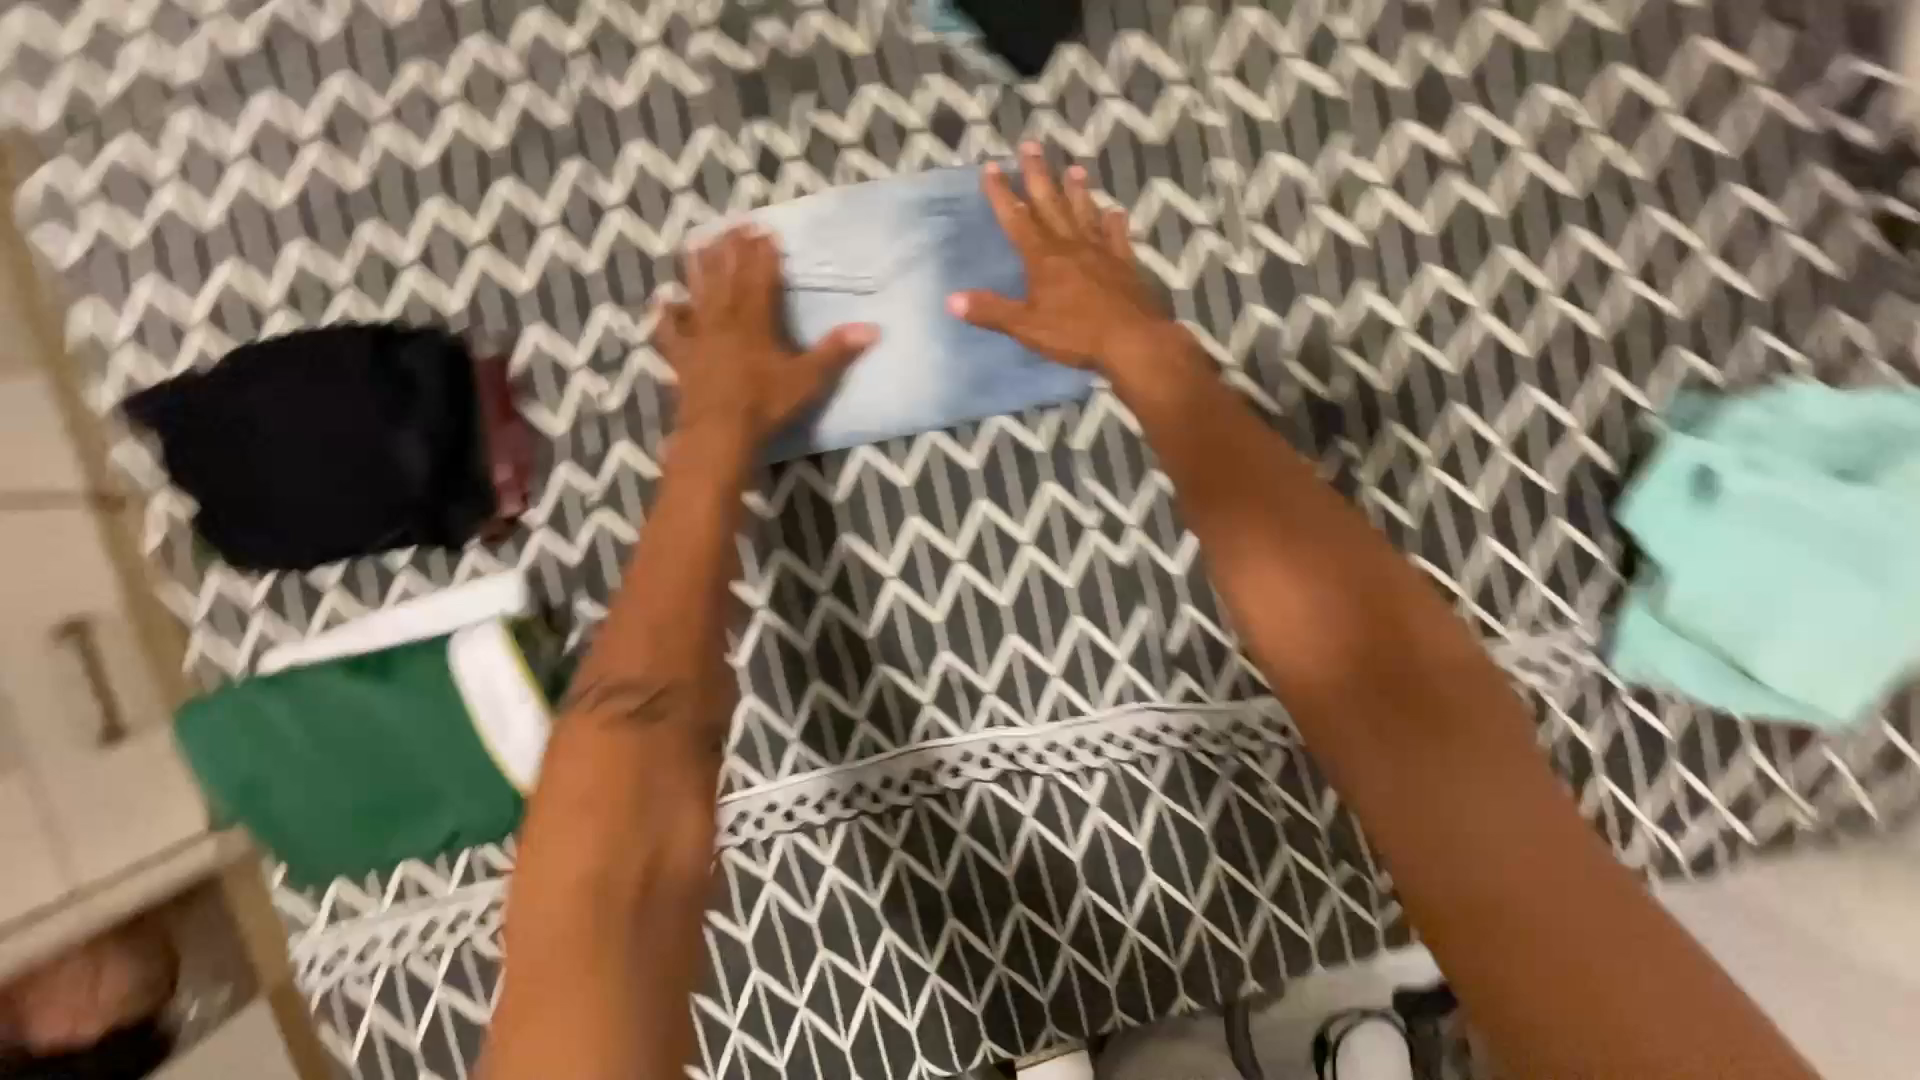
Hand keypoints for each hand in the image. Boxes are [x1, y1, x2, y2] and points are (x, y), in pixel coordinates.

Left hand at [655, 225, 876, 445]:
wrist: (718, 432)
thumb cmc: (765, 404)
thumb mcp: (808, 379)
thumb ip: (837, 351)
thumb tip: (873, 329)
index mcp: (755, 319)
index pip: (761, 276)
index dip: (764, 252)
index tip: (766, 229)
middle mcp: (724, 318)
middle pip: (727, 275)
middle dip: (731, 248)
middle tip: (734, 224)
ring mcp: (698, 336)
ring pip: (697, 291)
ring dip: (699, 266)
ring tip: (698, 242)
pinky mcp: (680, 357)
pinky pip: (669, 330)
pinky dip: (666, 314)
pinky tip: (664, 301)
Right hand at [947, 144, 1190, 380]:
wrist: (1131, 340)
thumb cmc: (1075, 334)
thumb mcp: (1026, 326)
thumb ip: (991, 311)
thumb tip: (952, 300)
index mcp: (1043, 258)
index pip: (1017, 219)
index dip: (1002, 194)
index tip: (991, 167)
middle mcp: (1071, 246)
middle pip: (1050, 204)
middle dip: (1037, 175)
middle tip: (1030, 145)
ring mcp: (1101, 252)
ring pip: (1085, 213)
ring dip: (1077, 191)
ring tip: (1074, 168)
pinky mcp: (1124, 265)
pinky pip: (1117, 237)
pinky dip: (1114, 223)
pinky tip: (1115, 212)